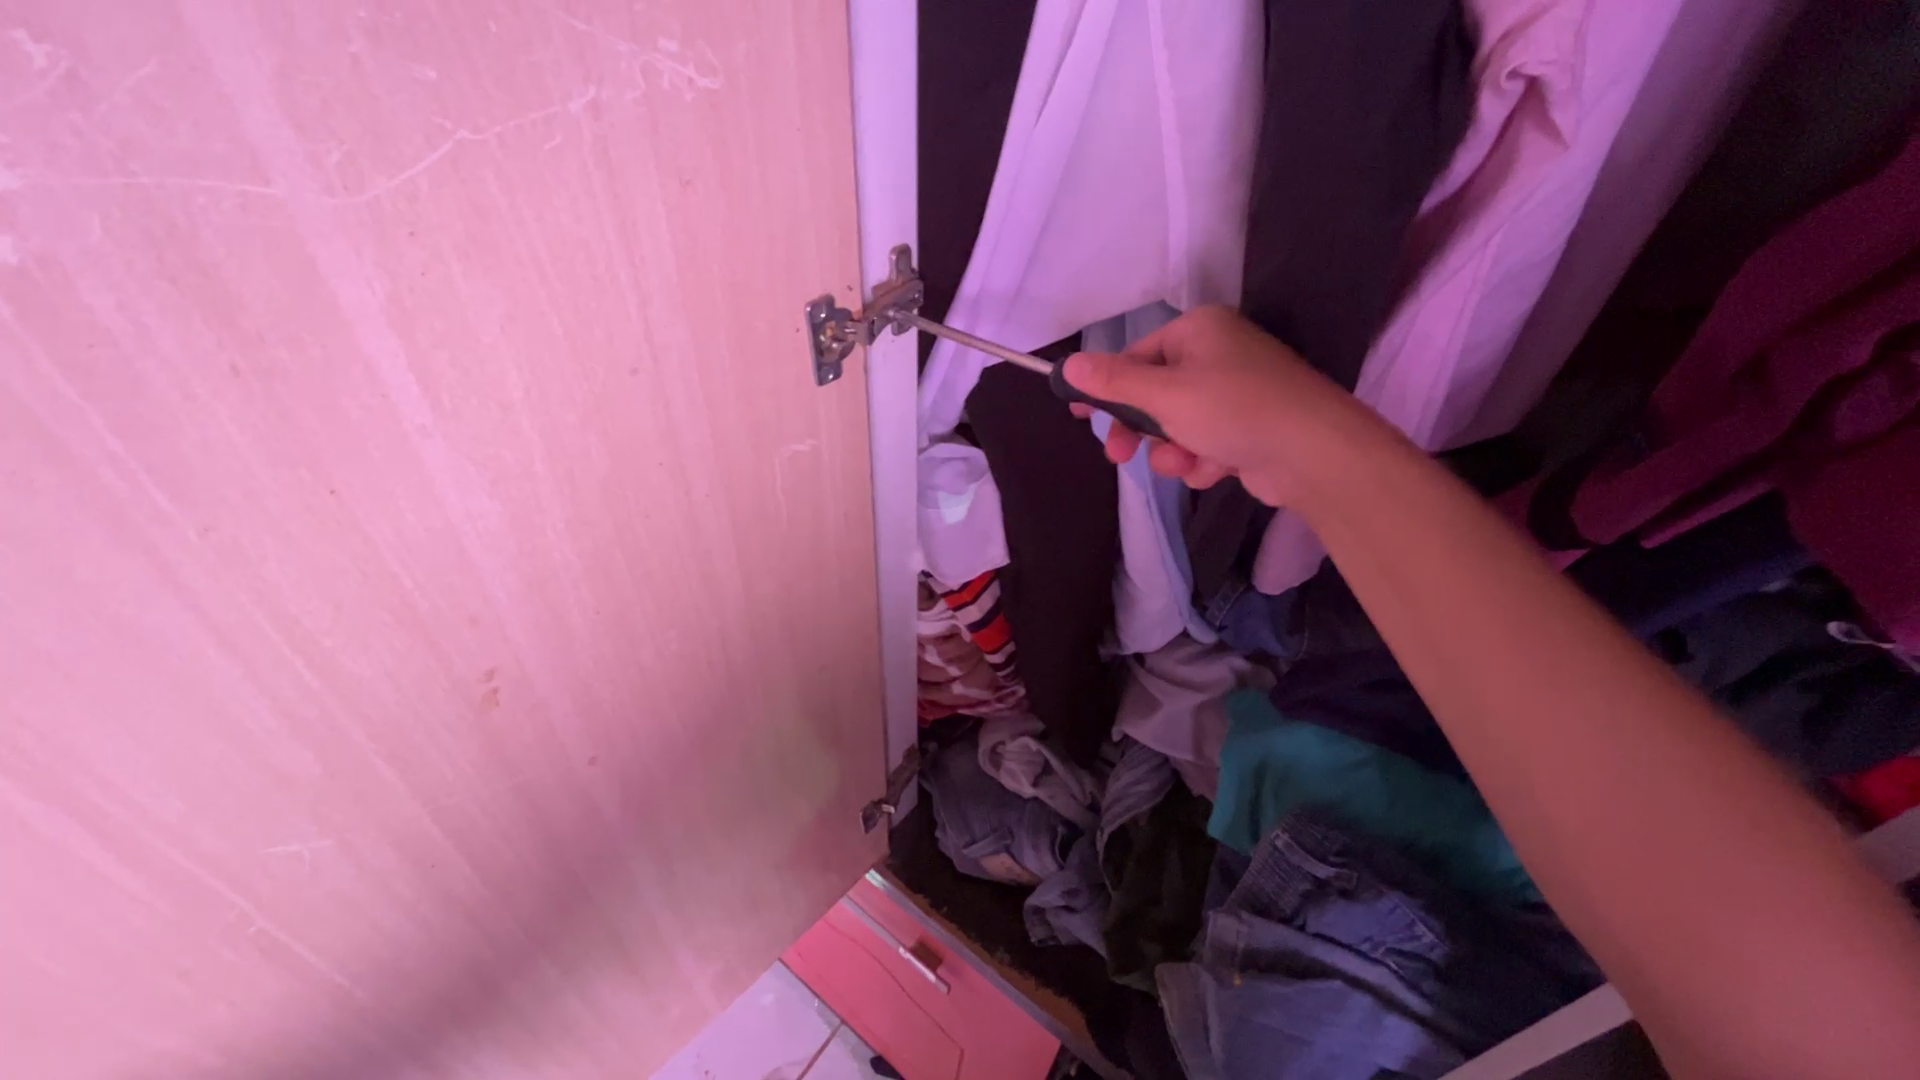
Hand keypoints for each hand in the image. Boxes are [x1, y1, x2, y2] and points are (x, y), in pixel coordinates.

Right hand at [1062, 305, 1387, 505]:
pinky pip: (1205, 442)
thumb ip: (1113, 383)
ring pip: (1178, 425)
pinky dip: (1204, 459)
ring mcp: (1236, 392)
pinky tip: (1218, 467)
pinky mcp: (1249, 427)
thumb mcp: (1163, 395)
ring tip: (1188, 461)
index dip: (1104, 388)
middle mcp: (1218, 353)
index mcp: (1198, 330)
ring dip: (1174, 450)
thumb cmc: (1234, 410)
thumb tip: (1067, 365)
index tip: (1078, 414)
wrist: (1314, 453)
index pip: (1135, 356)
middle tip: (1119, 455)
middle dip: (1141, 429)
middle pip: (1154, 393)